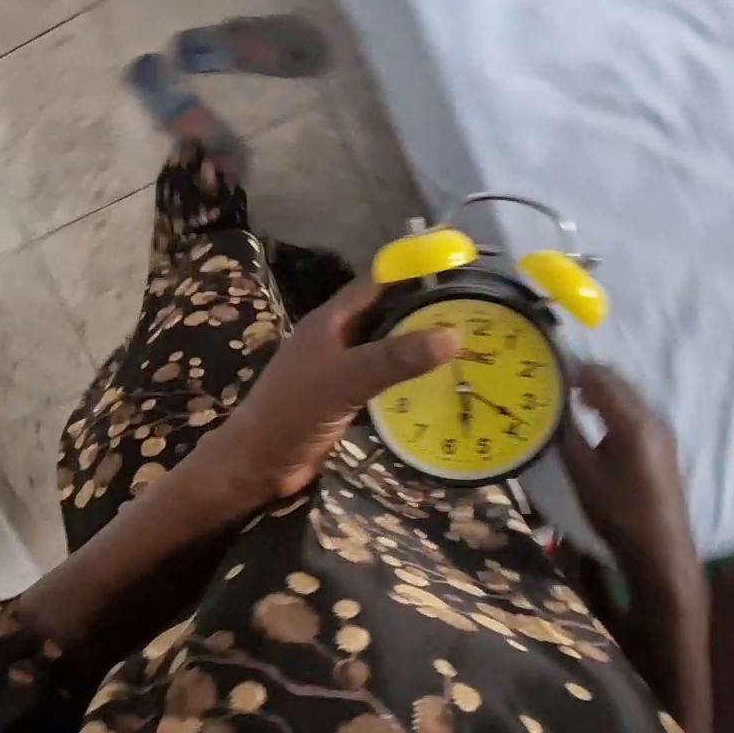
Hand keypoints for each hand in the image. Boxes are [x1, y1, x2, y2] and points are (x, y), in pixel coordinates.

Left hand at [202, 280, 458, 502]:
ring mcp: (339, 370)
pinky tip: (439, 388)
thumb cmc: (293, 412)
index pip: (378, 282)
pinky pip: (382, 383)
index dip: (413, 271)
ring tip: (470, 348)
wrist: (257, 463)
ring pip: (386, 350)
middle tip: (476, 313)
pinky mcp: (343, 400)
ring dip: (419, 349)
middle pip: (386, 315)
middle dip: (425, 312)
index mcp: (331, 321)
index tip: (459, 269)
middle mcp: (336, 339)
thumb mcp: (347, 379)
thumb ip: (396, 357)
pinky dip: (407, 382)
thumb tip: (454, 334)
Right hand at [556, 363, 695, 571]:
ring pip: (626, 392)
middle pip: (616, 380)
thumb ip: (566, 432)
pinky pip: (633, 408)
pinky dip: (610, 402)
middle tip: (550, 381)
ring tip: (565, 396)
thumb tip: (550, 405)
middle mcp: (652, 418)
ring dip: (598, 388)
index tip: (544, 369)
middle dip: (584, 375)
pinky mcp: (662, 442)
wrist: (659, 548)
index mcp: (632, 423)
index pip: (600, 378)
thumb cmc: (616, 512)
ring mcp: (661, 429)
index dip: (571, 370)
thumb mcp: (581, 472)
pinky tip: (591, 415)